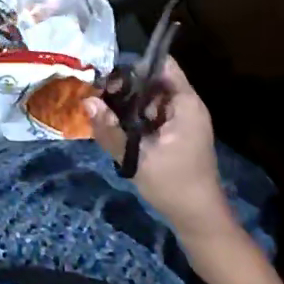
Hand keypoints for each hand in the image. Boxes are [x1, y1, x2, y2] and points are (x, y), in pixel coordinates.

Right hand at [84, 58, 233, 236]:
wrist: (198, 219)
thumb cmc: (173, 184)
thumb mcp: (136, 157)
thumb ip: (110, 129)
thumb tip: (86, 101)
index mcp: (185, 104)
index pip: (163, 65)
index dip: (136, 64)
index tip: (108, 73)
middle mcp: (184, 106)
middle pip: (152, 80)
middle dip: (124, 85)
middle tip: (97, 94)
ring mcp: (180, 120)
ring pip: (148, 98)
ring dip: (126, 102)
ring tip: (99, 108)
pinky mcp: (172, 133)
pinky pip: (149, 114)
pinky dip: (132, 116)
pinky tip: (112, 123)